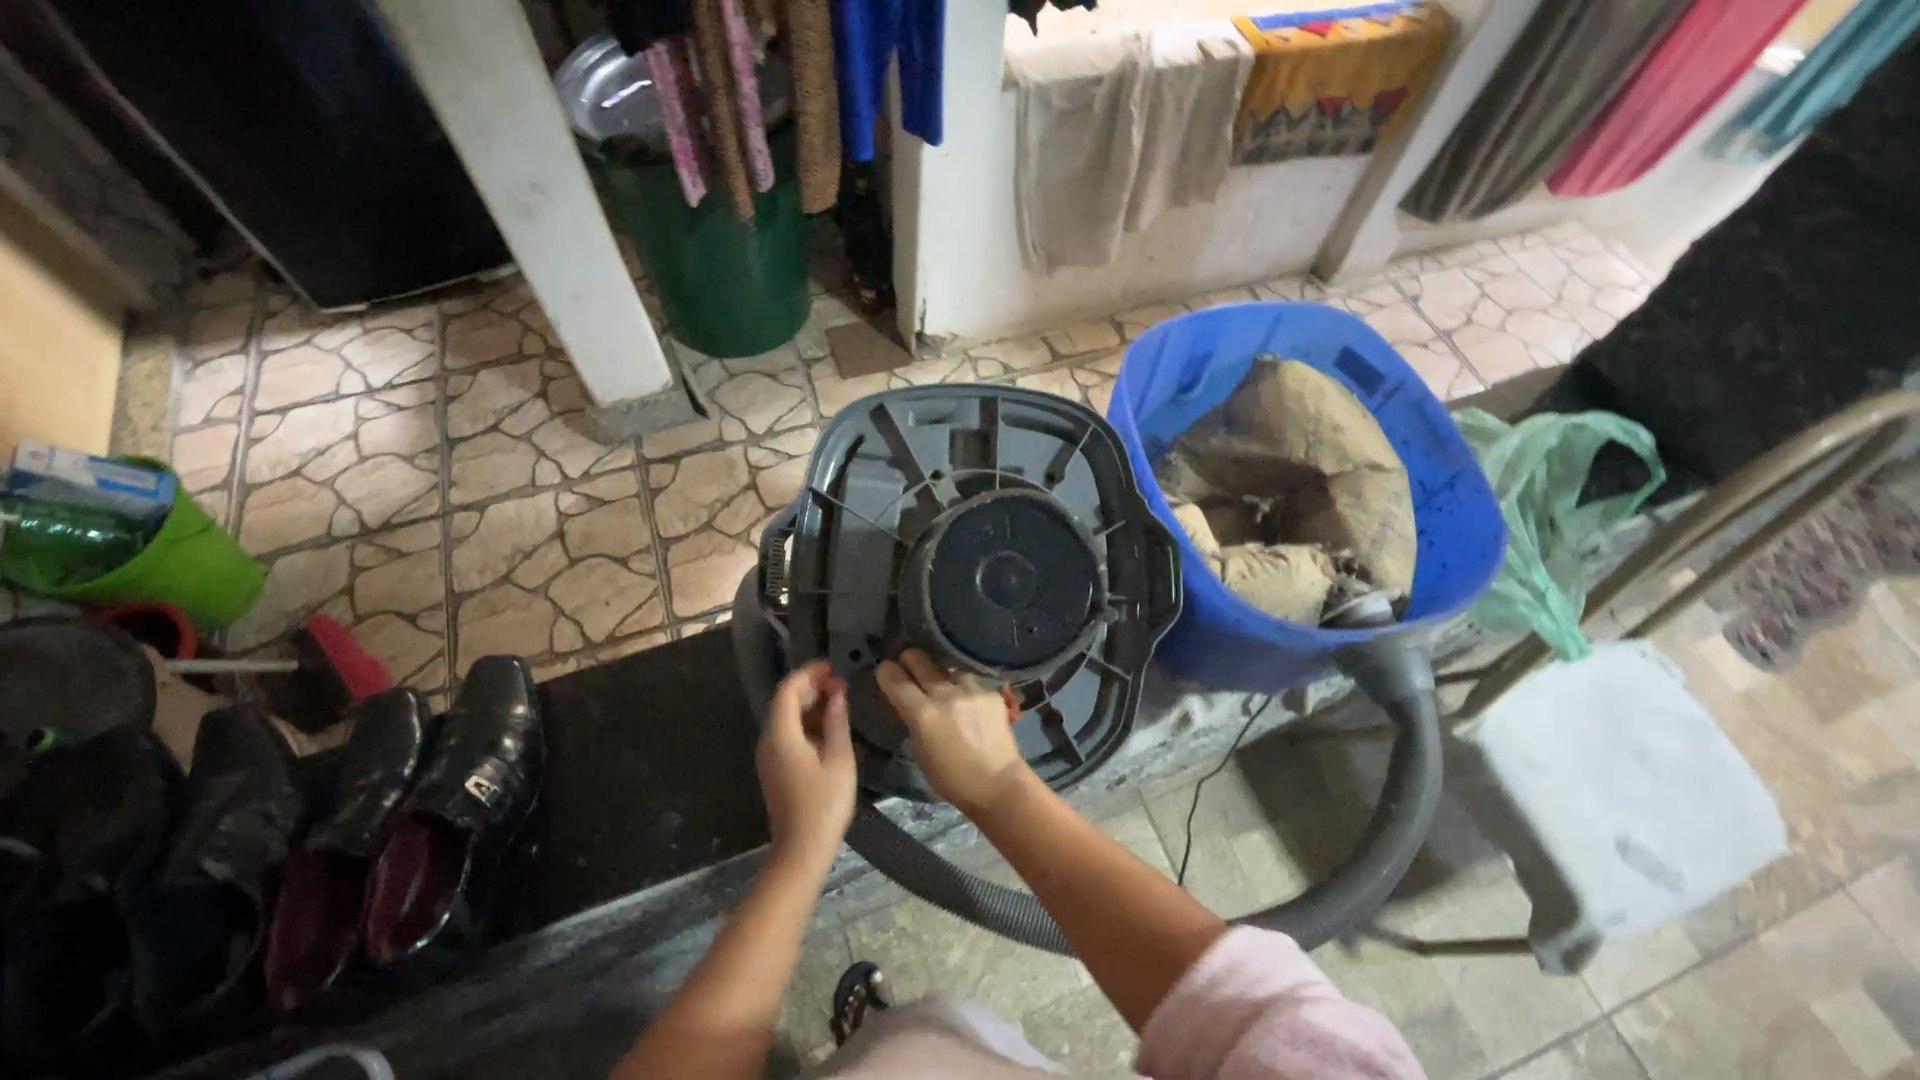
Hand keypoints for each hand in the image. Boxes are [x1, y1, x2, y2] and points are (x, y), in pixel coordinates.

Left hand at [757, 661, 856, 869]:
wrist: (802, 850)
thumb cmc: (824, 804)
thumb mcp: (839, 760)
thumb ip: (836, 722)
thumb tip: (837, 695)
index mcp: (781, 736)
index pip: (787, 691)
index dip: (808, 674)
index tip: (833, 667)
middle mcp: (768, 741)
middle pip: (784, 703)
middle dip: (811, 687)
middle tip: (842, 684)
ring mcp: (768, 757)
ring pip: (785, 718)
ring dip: (810, 705)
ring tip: (840, 701)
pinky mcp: (774, 769)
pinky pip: (787, 734)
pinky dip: (806, 723)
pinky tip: (829, 726)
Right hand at [875, 649, 1033, 816]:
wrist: (998, 783)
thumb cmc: (952, 778)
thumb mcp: (920, 750)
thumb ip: (912, 719)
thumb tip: (907, 700)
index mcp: (923, 714)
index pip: (895, 679)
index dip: (886, 671)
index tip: (885, 669)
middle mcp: (945, 695)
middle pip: (920, 660)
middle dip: (910, 660)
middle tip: (908, 664)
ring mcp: (972, 690)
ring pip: (948, 668)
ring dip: (942, 676)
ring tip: (945, 689)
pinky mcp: (991, 692)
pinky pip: (971, 682)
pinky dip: (965, 690)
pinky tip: (969, 703)